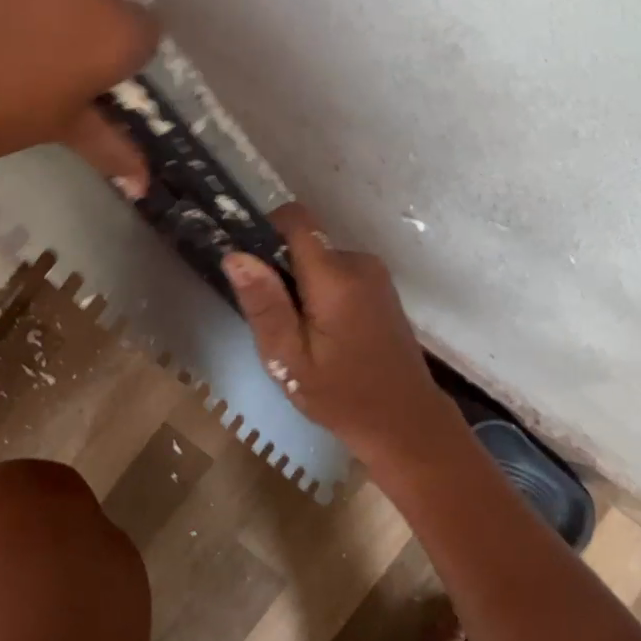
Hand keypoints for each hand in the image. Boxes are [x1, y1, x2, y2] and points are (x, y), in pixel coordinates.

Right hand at [223, 205, 463, 463]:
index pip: (295, 219)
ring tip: (300, 337)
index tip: (249, 268)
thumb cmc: (341, 395)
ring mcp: (375, 275)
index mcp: (335, 277)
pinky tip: (323, 337)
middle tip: (275, 325)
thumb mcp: (288, 358)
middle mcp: (359, 263)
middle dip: (281, 273)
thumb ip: (265, 303)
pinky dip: (321, 296)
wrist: (405, 421)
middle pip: (304, 244)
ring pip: (320, 261)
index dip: (265, 231)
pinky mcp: (381, 289)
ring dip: (301, 288)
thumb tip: (235, 255)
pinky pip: (338, 276)